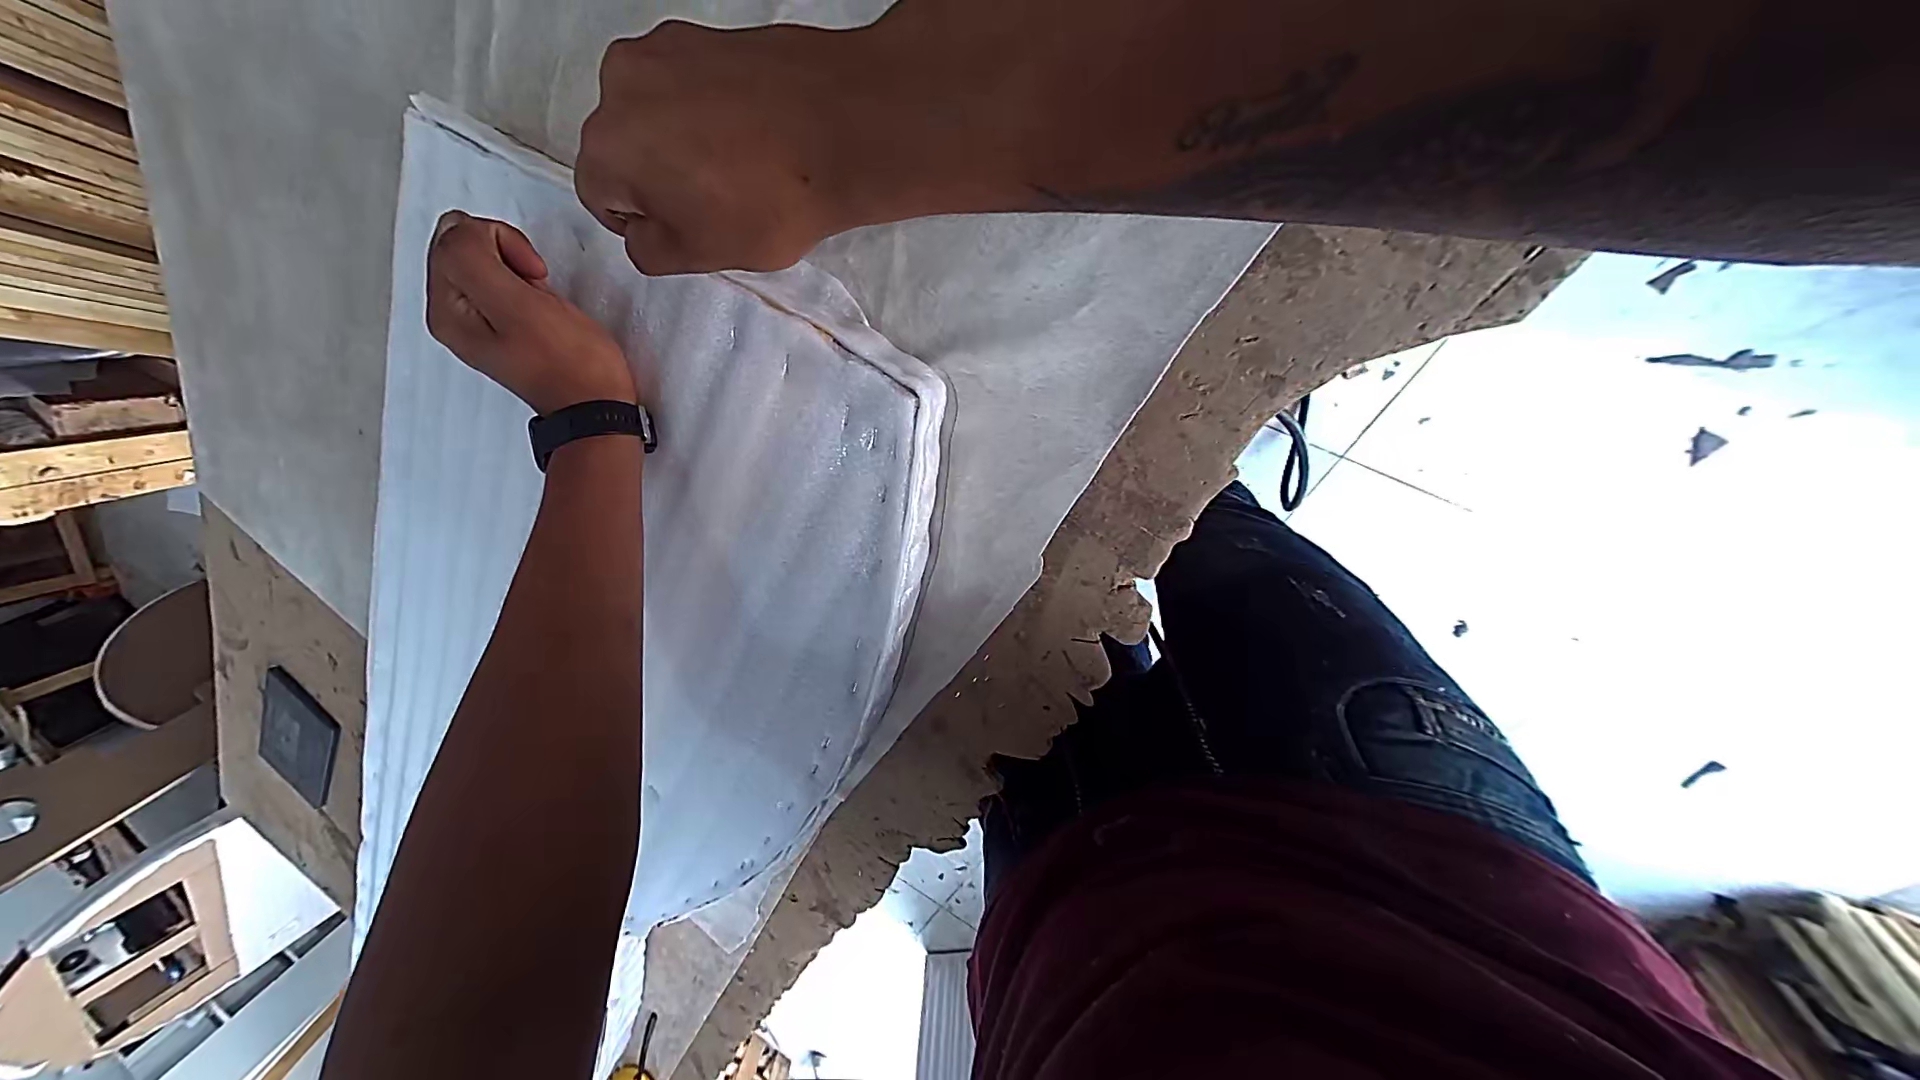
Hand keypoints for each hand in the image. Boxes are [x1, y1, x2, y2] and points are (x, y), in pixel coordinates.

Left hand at [426, 211, 636, 413]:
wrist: (600, 408)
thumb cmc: (573, 366)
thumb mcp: (519, 304)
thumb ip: (475, 256)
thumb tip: (462, 228)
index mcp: (447, 311)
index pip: (456, 237)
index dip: (503, 243)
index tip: (533, 274)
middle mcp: (456, 319)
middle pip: (467, 249)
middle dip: (510, 257)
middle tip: (539, 289)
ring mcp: (483, 327)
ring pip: (490, 266)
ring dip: (524, 275)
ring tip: (546, 305)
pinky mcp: (511, 332)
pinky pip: (509, 287)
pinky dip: (531, 290)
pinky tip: (548, 311)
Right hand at [575, 22, 875, 275]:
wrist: (843, 131)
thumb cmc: (773, 202)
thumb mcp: (705, 254)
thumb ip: (653, 251)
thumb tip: (639, 236)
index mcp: (608, 145)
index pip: (600, 197)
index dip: (642, 224)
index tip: (685, 231)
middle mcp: (620, 84)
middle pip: (626, 149)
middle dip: (662, 181)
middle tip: (719, 206)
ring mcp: (666, 51)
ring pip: (658, 117)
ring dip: (686, 146)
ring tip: (744, 173)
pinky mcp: (705, 35)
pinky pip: (693, 89)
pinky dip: (712, 115)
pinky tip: (755, 139)